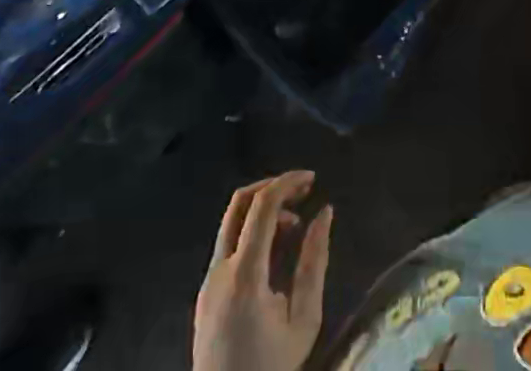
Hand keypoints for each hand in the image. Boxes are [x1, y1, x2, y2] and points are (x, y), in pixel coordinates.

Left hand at [195, 171, 333, 370]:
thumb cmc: (272, 368)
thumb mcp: (304, 319)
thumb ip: (315, 262)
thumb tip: (324, 214)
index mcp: (245, 274)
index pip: (262, 206)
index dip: (287, 183)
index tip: (312, 178)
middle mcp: (220, 268)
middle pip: (239, 202)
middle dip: (272, 187)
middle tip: (303, 191)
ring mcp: (208, 278)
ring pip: (232, 222)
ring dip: (263, 211)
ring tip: (296, 228)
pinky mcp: (206, 289)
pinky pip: (229, 244)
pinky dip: (253, 232)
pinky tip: (276, 251)